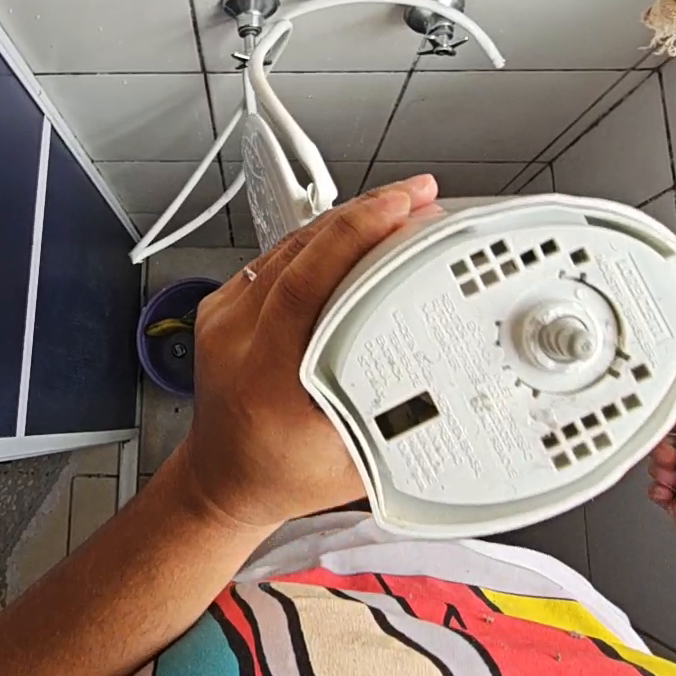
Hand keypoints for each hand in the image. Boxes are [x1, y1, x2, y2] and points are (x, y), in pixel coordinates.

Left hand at [172, 176, 441, 529]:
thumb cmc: (280, 476)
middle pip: (298, 252)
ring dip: (345, 221)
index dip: (353, 239)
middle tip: (416, 197)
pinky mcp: (223, 305)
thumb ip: (397, 418)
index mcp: (266, 382)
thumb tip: (453, 372)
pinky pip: (274, 256)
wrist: (222, 478)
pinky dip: (318, 238)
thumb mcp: (356, 461)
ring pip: (287, 246)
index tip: (399, 214)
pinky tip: (352, 231)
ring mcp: (224, 318)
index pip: (307, 287)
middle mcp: (236, 341)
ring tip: (396, 209)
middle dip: (364, 215)